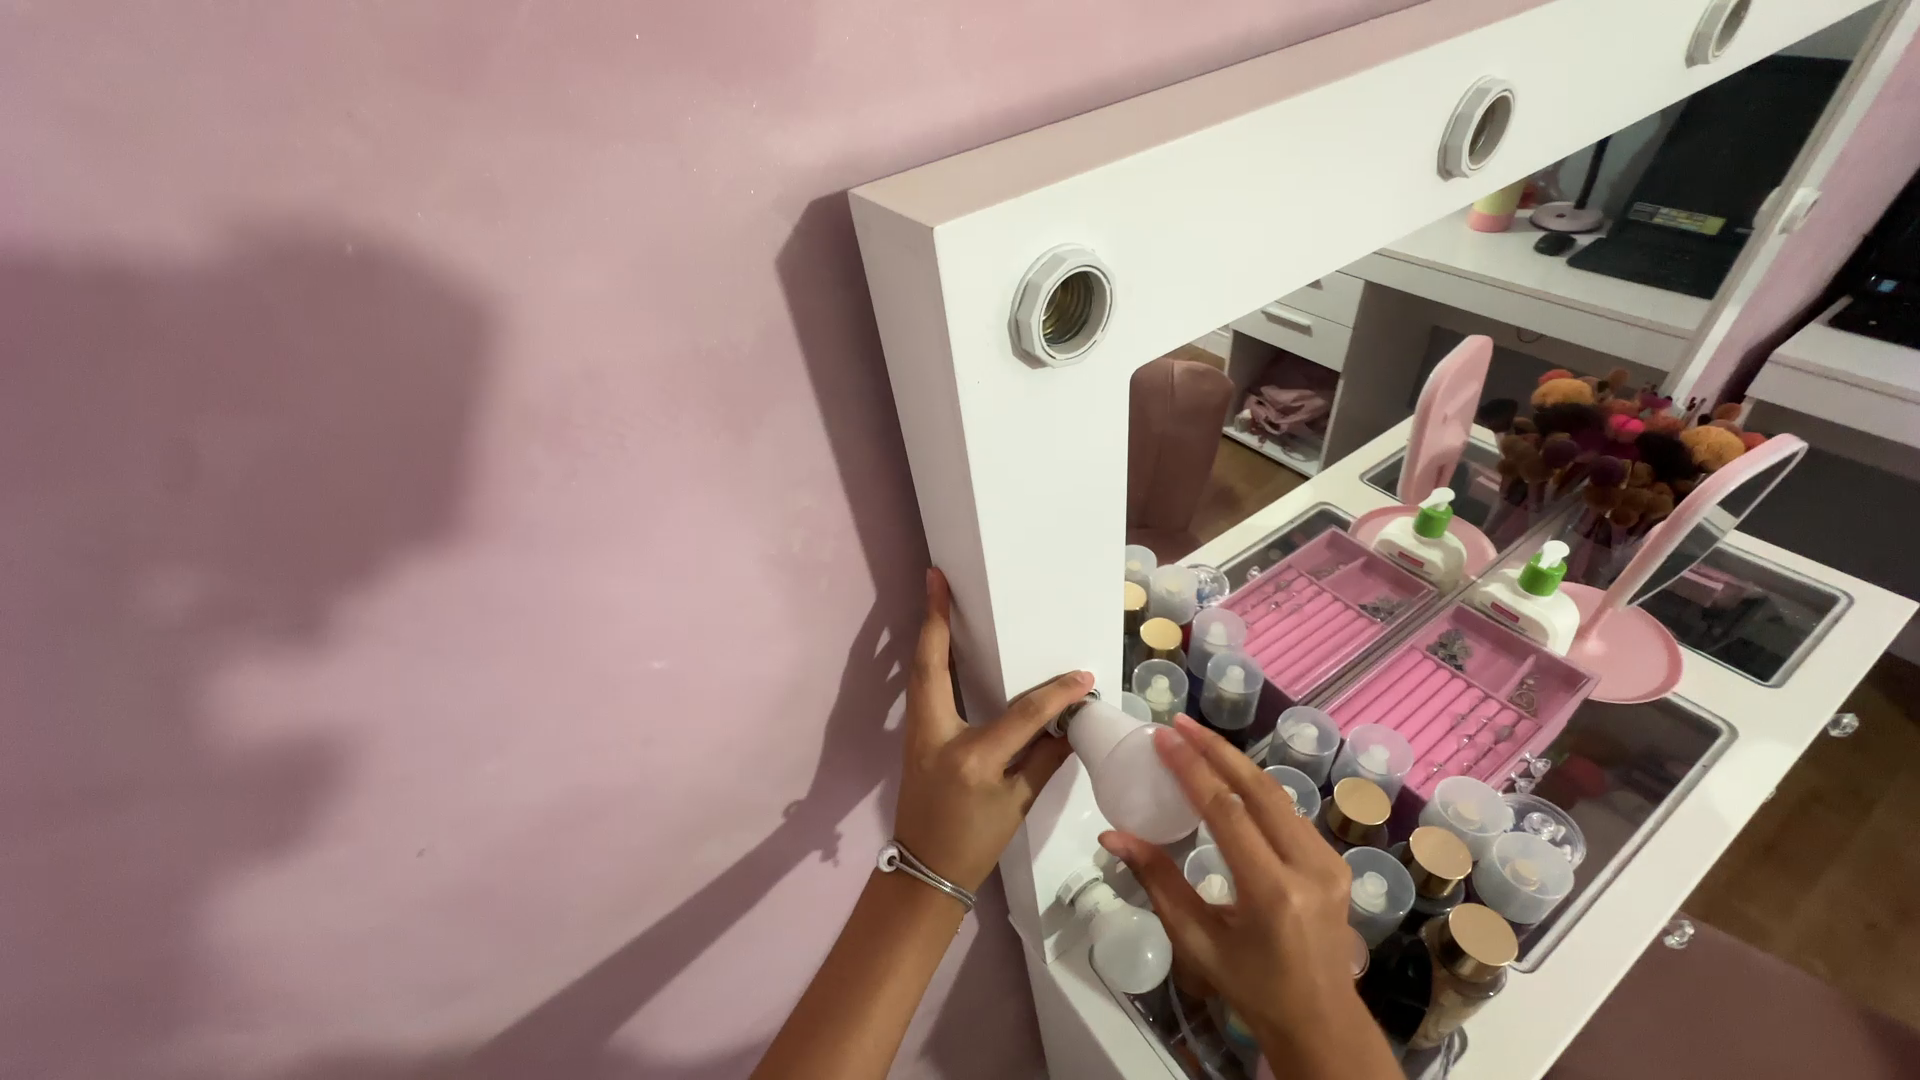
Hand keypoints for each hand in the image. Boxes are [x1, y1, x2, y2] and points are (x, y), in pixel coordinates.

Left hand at [892, 568, 1089, 892]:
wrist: (923, 871)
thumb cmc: (973, 843)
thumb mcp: (1017, 805)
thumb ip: (1044, 759)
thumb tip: (1069, 722)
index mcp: (972, 758)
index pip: (1022, 714)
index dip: (1056, 695)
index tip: (1082, 677)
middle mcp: (936, 735)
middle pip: (931, 666)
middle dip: (934, 618)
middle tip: (935, 576)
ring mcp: (917, 732)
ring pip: (920, 671)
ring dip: (928, 633)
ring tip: (936, 596)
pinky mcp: (913, 734)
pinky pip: (921, 686)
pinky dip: (930, 658)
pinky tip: (939, 642)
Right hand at [1099, 716, 1396, 1076]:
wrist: (1321, 1021)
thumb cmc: (1251, 986)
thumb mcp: (1195, 939)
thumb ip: (1156, 879)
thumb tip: (1113, 836)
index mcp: (1272, 892)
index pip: (1226, 811)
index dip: (1192, 769)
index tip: (1164, 737)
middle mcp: (1308, 868)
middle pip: (1259, 789)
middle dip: (1216, 750)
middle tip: (1180, 723)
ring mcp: (1328, 862)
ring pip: (1277, 795)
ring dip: (1235, 763)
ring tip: (1198, 738)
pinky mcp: (1333, 861)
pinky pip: (1288, 811)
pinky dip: (1254, 787)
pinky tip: (1228, 774)